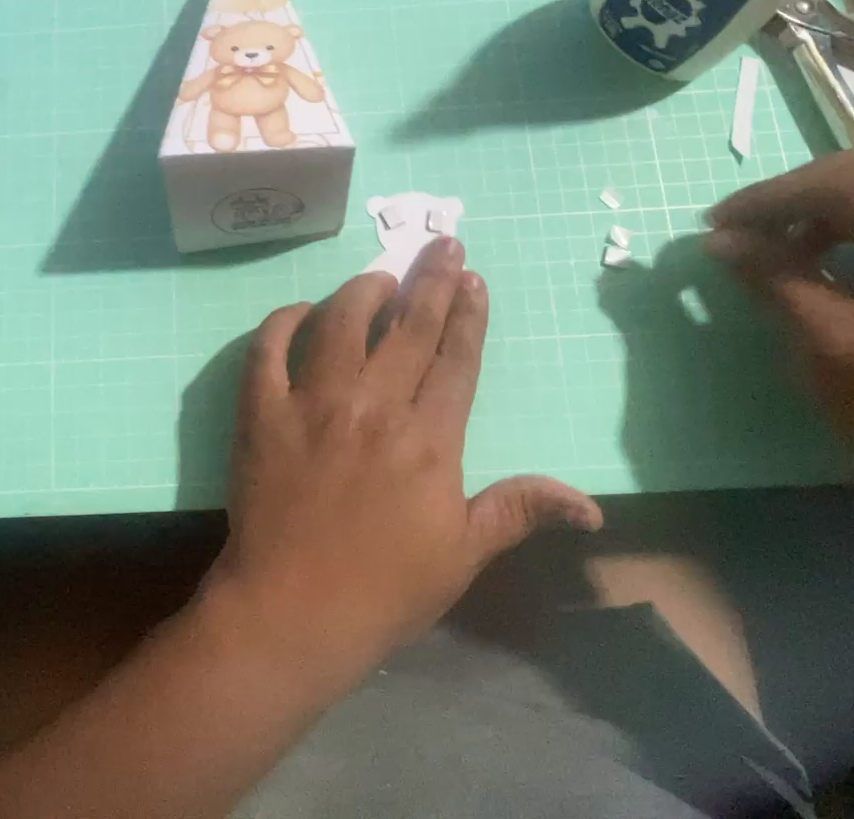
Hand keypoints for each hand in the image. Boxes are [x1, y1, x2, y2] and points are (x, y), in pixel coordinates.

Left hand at [202, 237, 602, 674]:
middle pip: (408, 328)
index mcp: (429, 439)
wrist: (291, 610)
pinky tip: (300, 311)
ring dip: (362, 292)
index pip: (455, 359)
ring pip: (339, 324)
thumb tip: (592, 506)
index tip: (473, 278)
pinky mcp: (261, 411)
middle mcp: (373, 406)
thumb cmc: (384, 589)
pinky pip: (268, 348)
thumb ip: (519, 511)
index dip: (468, 315)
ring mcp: (312, 404)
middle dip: (430, 281)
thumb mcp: (463, 555)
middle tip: (443, 243)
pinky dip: (284, 322)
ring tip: (379, 276)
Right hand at [705, 143, 853, 515]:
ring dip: (823, 212)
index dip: (779, 196)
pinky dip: (850, 236)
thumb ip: (775, 278)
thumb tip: (717, 240)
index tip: (715, 220)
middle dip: (801, 193)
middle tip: (740, 223)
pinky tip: (810, 258)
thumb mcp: (831, 342)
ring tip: (766, 241)